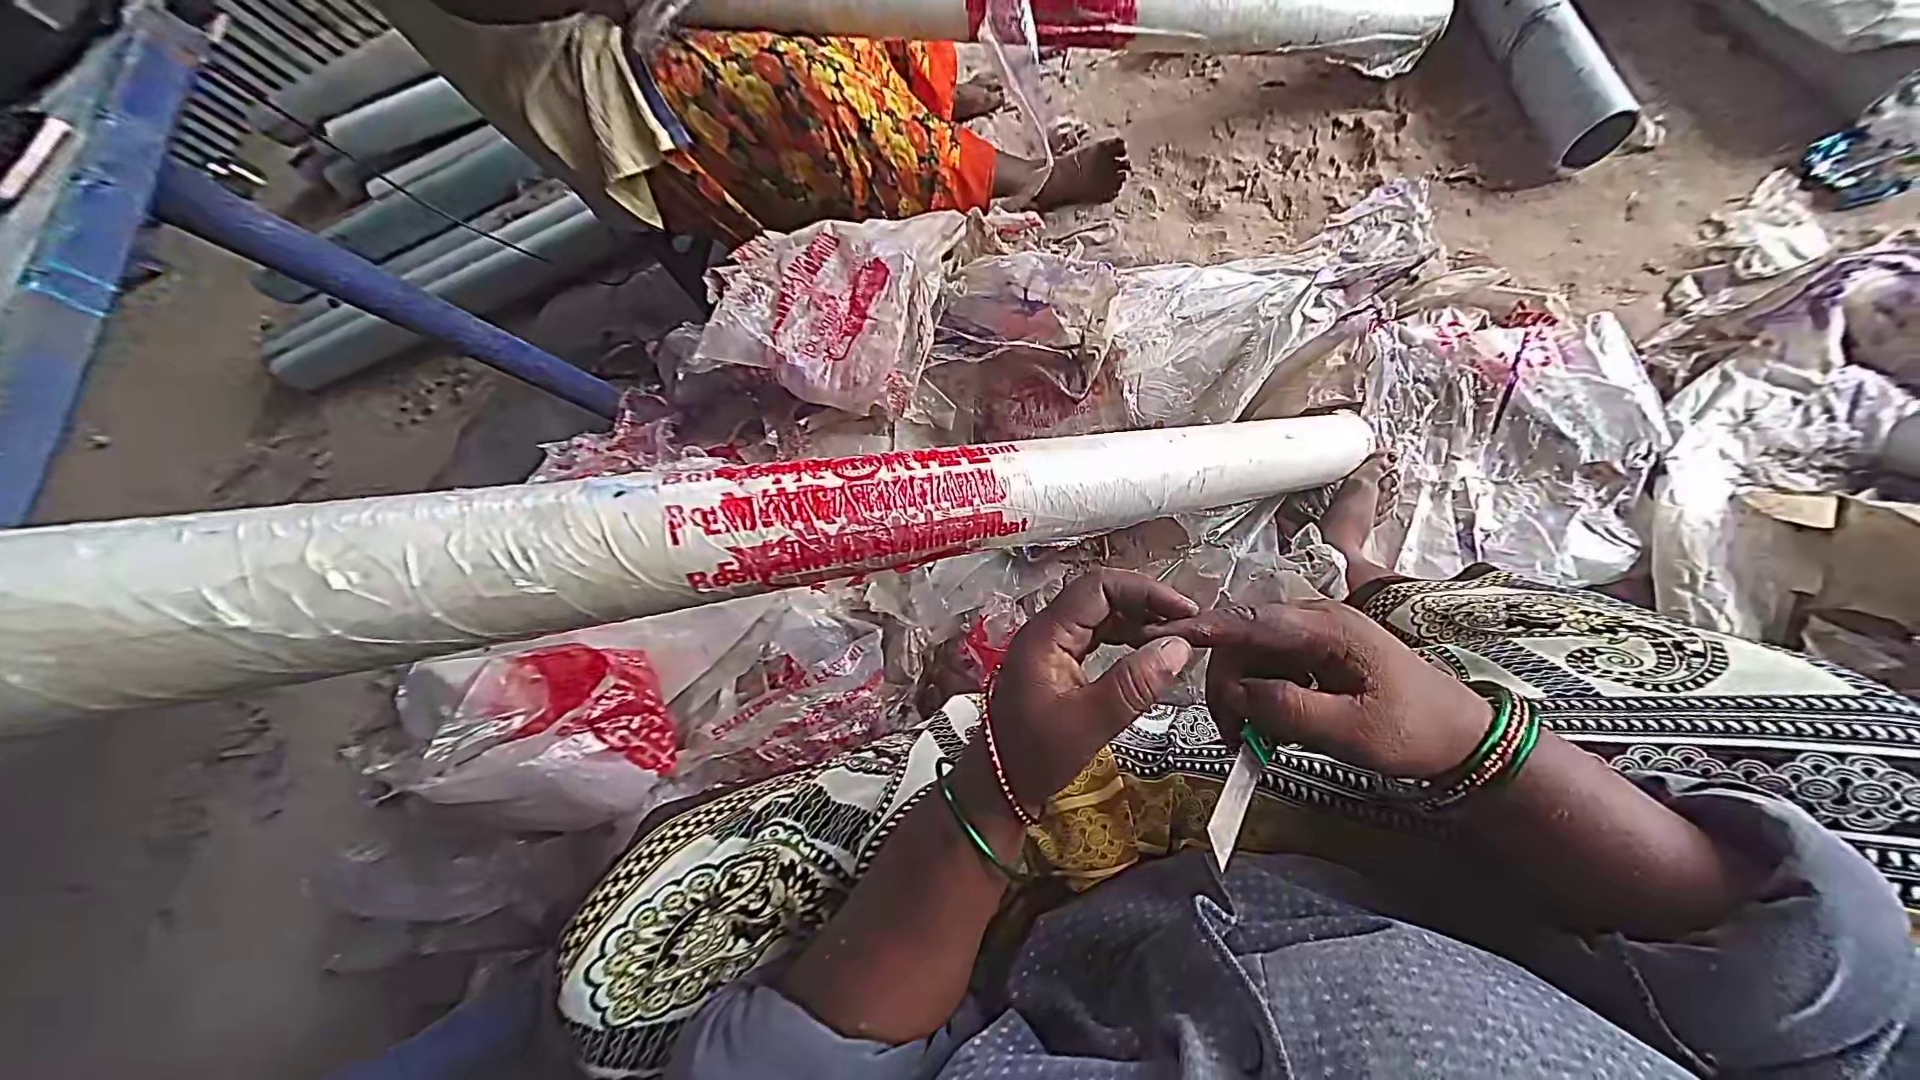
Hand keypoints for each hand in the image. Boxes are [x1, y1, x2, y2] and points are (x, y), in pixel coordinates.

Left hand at [984, 569, 1197, 814]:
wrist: (1000, 783)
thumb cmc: (1035, 755)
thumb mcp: (1089, 723)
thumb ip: (1133, 685)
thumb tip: (1179, 647)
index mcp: (1046, 634)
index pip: (1098, 587)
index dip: (1144, 591)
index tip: (1184, 610)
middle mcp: (1047, 630)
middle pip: (1101, 596)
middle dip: (1146, 605)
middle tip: (1188, 627)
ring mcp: (1052, 645)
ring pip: (1101, 616)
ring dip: (1139, 622)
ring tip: (1176, 640)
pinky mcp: (1058, 661)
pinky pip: (1097, 637)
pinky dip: (1126, 640)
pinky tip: (1149, 655)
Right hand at [1151, 599, 1490, 778]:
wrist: (1465, 742)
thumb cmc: (1418, 732)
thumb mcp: (1356, 731)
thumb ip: (1289, 709)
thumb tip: (1234, 692)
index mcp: (1328, 627)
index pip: (1251, 622)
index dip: (1202, 630)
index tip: (1161, 639)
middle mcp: (1313, 621)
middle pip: (1242, 643)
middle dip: (1227, 686)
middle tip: (1234, 735)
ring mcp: (1311, 636)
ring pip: (1249, 658)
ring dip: (1241, 697)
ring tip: (1254, 738)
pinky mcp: (1310, 655)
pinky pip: (1266, 669)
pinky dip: (1258, 698)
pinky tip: (1272, 725)